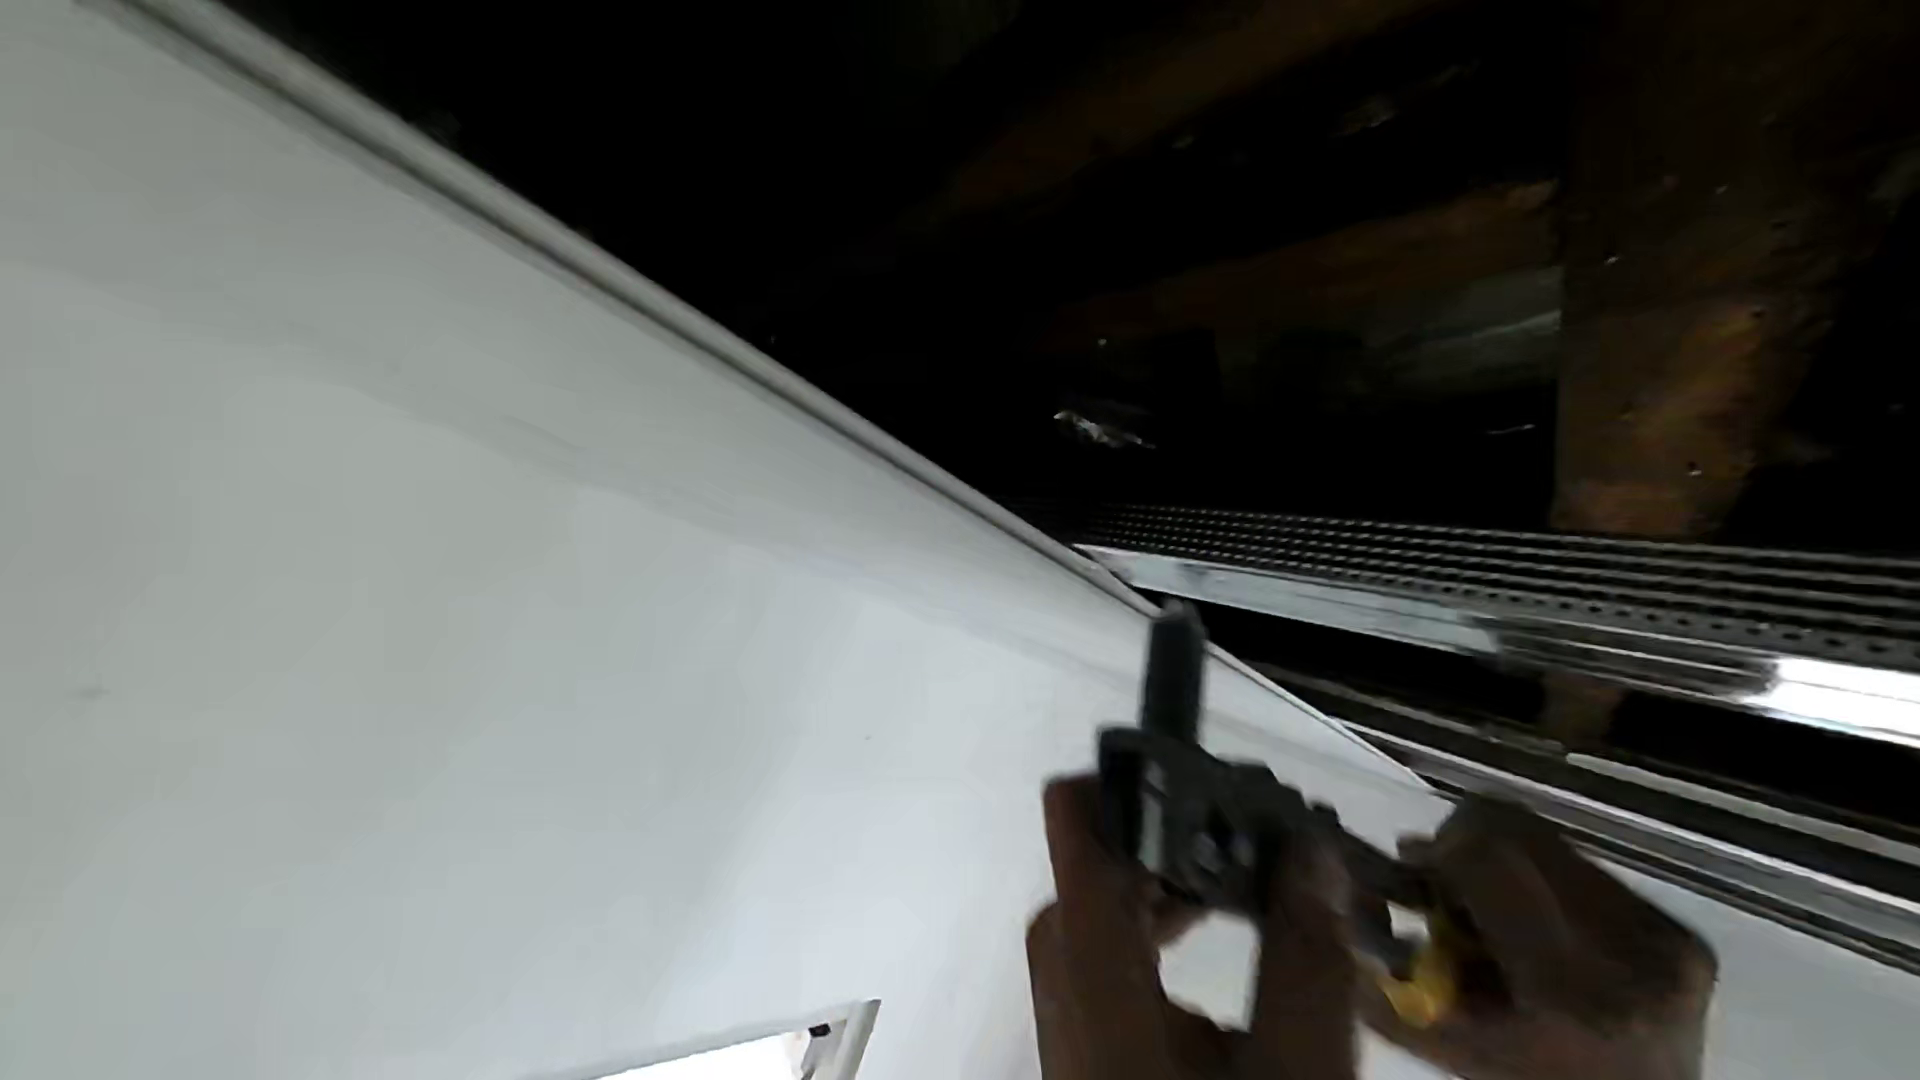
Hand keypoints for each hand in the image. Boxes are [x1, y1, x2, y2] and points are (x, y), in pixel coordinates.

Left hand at [1026, 776, 1356, 1079]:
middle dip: (1179, 829)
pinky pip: (1115, 930)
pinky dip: (1165, 914)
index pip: (1072, 814)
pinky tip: (1220, 925)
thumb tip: (1311, 850)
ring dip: (1178, 873)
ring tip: (1255, 873)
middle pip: (1104, 847)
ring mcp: (1066, 983)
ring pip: (1114, 890)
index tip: (1200, 773)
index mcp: (1089, 950)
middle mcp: (1062, 951)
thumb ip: (1303, 957)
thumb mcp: (1290, 1075)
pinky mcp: (1082, 1010)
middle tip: (1261, 830)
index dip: (1125, 776)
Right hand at [1360, 798, 1716, 1079]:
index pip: (1487, 856)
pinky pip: (1575, 859)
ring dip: (1496, 852)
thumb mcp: (1429, 1030)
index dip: (1438, 847)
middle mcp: (1632, 955)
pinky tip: (1528, 912)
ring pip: (1541, 835)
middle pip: (1514, 828)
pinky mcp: (1681, 934)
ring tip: (1487, 898)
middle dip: (1461, 839)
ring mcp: (1667, 942)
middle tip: (1444, 875)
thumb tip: (1340, 874)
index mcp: (1568, 989)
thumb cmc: (1517, 1078)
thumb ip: (1376, 955)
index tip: (1415, 866)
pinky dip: (1533, 870)